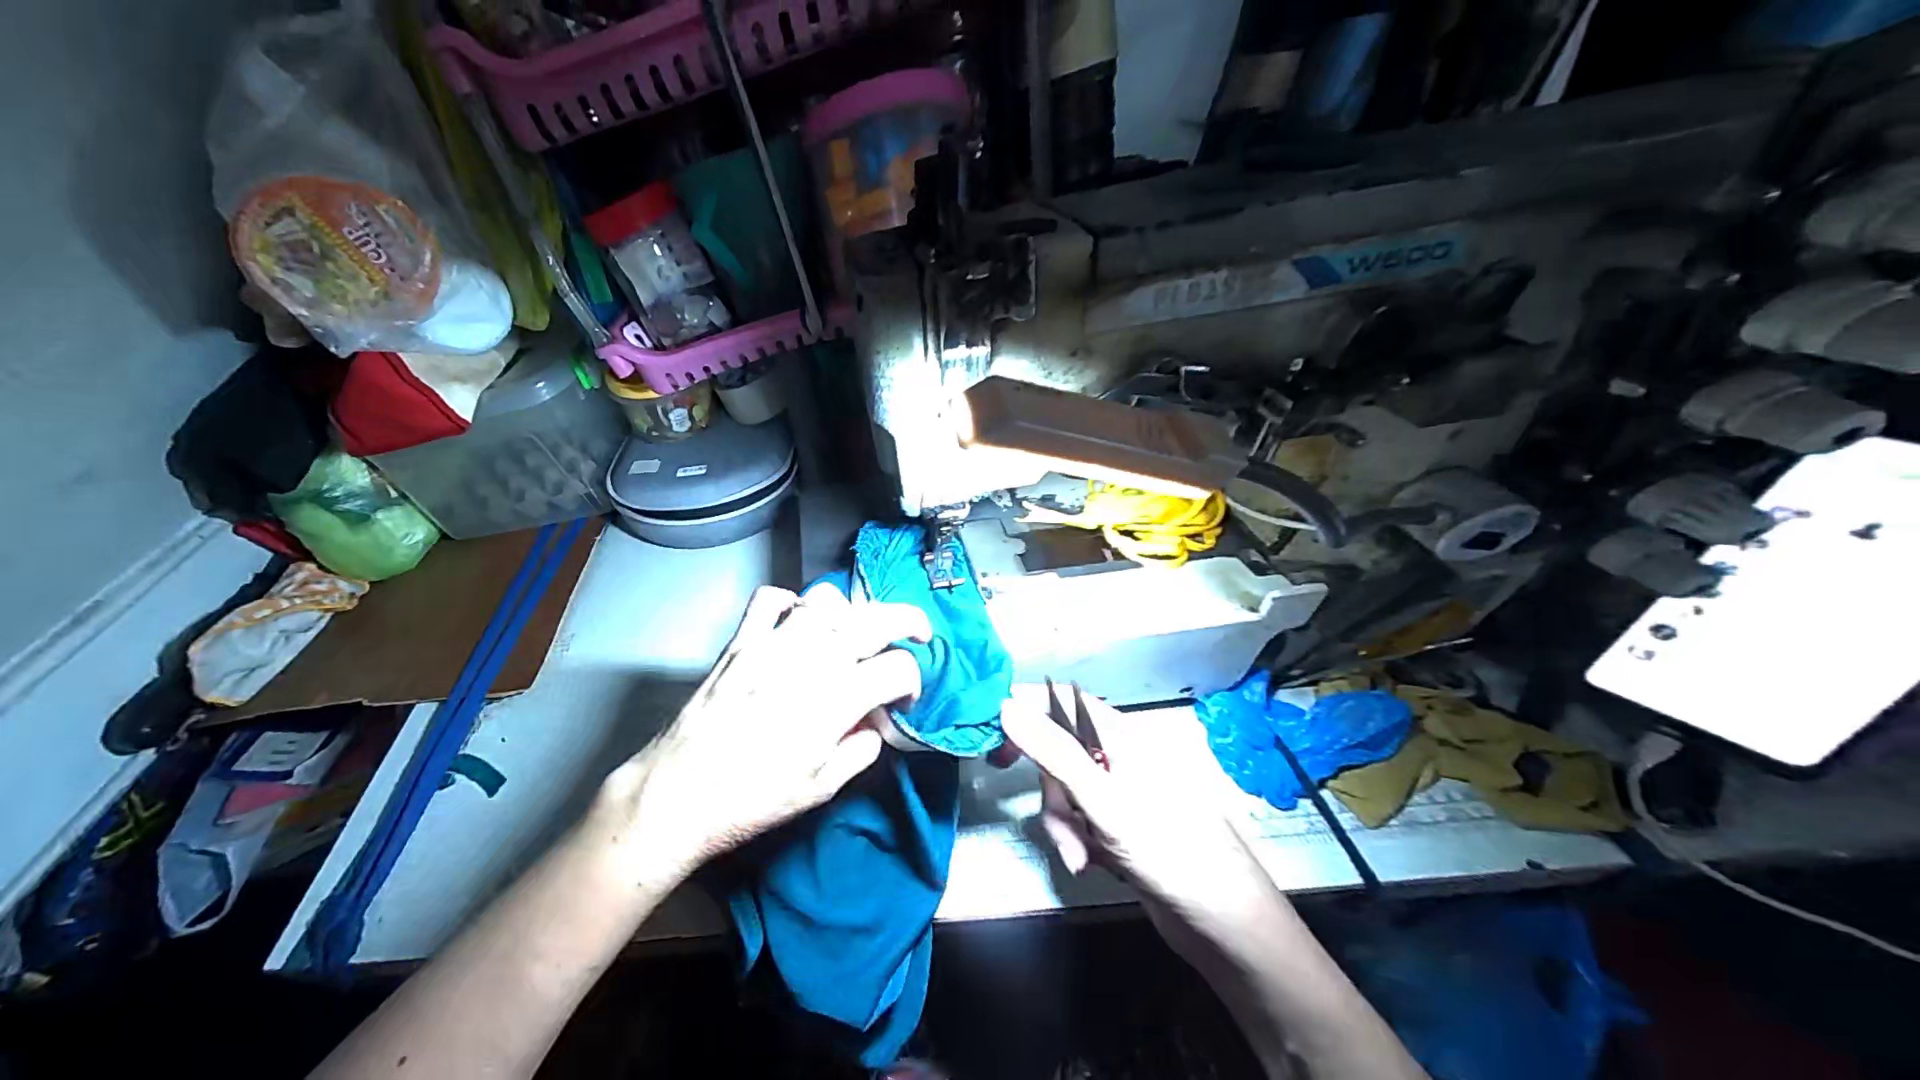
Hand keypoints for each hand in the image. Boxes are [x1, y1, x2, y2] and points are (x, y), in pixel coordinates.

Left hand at [597, 583, 931, 884]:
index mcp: (838, 698)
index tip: (905, 697)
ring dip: (850, 611)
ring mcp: (774, 643)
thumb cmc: (751, 800)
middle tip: (917, 633)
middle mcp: (812, 659)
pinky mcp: (741, 641)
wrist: (676, 795)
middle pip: (875, 619)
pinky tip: (796, 622)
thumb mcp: (821, 788)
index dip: (912, 681)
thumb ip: (862, 748)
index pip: (898, 668)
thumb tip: (875, 723)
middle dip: (908, 621)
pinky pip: (771, 600)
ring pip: (826, 600)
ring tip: (852, 629)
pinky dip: (791, 604)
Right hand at [1000, 684, 1286, 952]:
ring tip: (1081, 857)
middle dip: (1052, 793)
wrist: (1223, 922)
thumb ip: (1052, 750)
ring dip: (1064, 825)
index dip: (1027, 714)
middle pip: (1059, 753)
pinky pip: (1081, 820)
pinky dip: (1079, 840)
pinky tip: (1092, 864)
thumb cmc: (1167, 848)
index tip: (999, 747)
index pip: (1061, 702)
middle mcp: (1120, 756)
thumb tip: (1006, 703)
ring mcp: (1122, 793)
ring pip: (1067, 791)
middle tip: (1063, 825)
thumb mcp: (1100, 798)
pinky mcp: (1122, 826)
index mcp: (1121, 734)